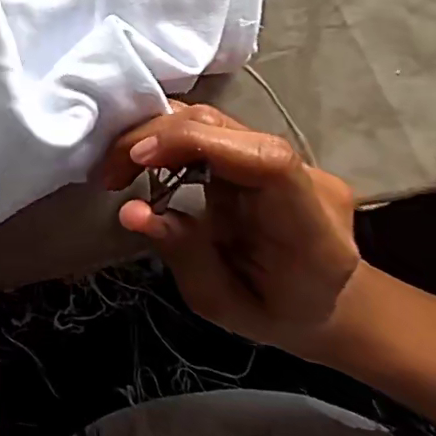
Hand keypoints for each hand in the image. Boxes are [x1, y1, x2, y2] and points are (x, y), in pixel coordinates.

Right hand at [100, 104, 359, 355]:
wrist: (326, 302)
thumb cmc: (277, 314)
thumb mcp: (222, 303)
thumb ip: (183, 254)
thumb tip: (131, 211)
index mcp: (311, 228)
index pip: (266, 159)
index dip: (196, 143)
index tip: (139, 159)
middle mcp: (304, 178)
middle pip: (226, 129)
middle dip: (156, 138)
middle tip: (109, 172)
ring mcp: (284, 158)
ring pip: (214, 122)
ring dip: (156, 135)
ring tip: (119, 168)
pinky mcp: (260, 149)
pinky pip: (212, 131)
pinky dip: (169, 139)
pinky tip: (145, 162)